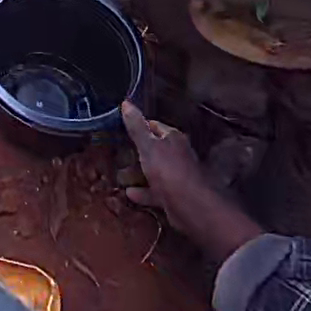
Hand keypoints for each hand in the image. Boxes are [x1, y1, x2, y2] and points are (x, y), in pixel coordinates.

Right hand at [121, 103, 263, 263]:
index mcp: (172, 138)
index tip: (122, 128)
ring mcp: (176, 175)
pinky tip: (129, 193)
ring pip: (154, 170)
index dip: (139, 126)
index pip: (154, 126)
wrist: (191, 207)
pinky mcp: (174, 195)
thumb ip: (136, 127)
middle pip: (155, 148)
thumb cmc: (168, 170)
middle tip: (119, 152)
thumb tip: (126, 103)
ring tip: (120, 173)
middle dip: (137, 151)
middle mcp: (177, 154)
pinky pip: (155, 191)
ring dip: (139, 172)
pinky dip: (143, 192)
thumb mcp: (148, 146)